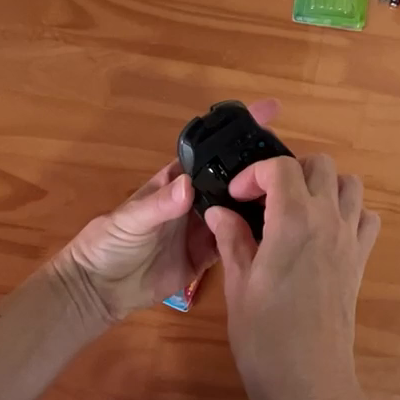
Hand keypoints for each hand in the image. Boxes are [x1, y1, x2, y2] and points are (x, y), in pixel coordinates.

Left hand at [53, 99, 281, 323]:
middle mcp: (199, 198)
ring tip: (298, 193)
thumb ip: (160, 204)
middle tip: (297, 161)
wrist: (101, 290)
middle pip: (235, 175)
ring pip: (242, 206)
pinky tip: (281, 230)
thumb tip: (187, 186)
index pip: (214, 148)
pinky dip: (256, 234)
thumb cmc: (110, 242)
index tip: (271, 109)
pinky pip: (239, 240)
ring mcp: (207, 225)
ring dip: (264, 199)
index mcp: (180, 179)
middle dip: (262, 164)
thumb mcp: (131, 219)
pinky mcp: (211, 254)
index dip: (240, 129)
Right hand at [204, 152, 380, 399]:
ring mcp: (350, 237)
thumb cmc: (264, 336)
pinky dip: (350, 213)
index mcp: (294, 219)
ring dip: (323, 187)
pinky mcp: (362, 259)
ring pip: (349, 184)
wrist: (308, 381)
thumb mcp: (238, 285)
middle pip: (319, 165)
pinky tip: (324, 234)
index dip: (255, 173)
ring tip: (295, 211)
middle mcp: (328, 218)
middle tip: (264, 199)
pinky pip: (366, 217)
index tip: (236, 196)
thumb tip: (219, 210)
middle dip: (290, 172)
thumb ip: (232, 238)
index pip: (281, 166)